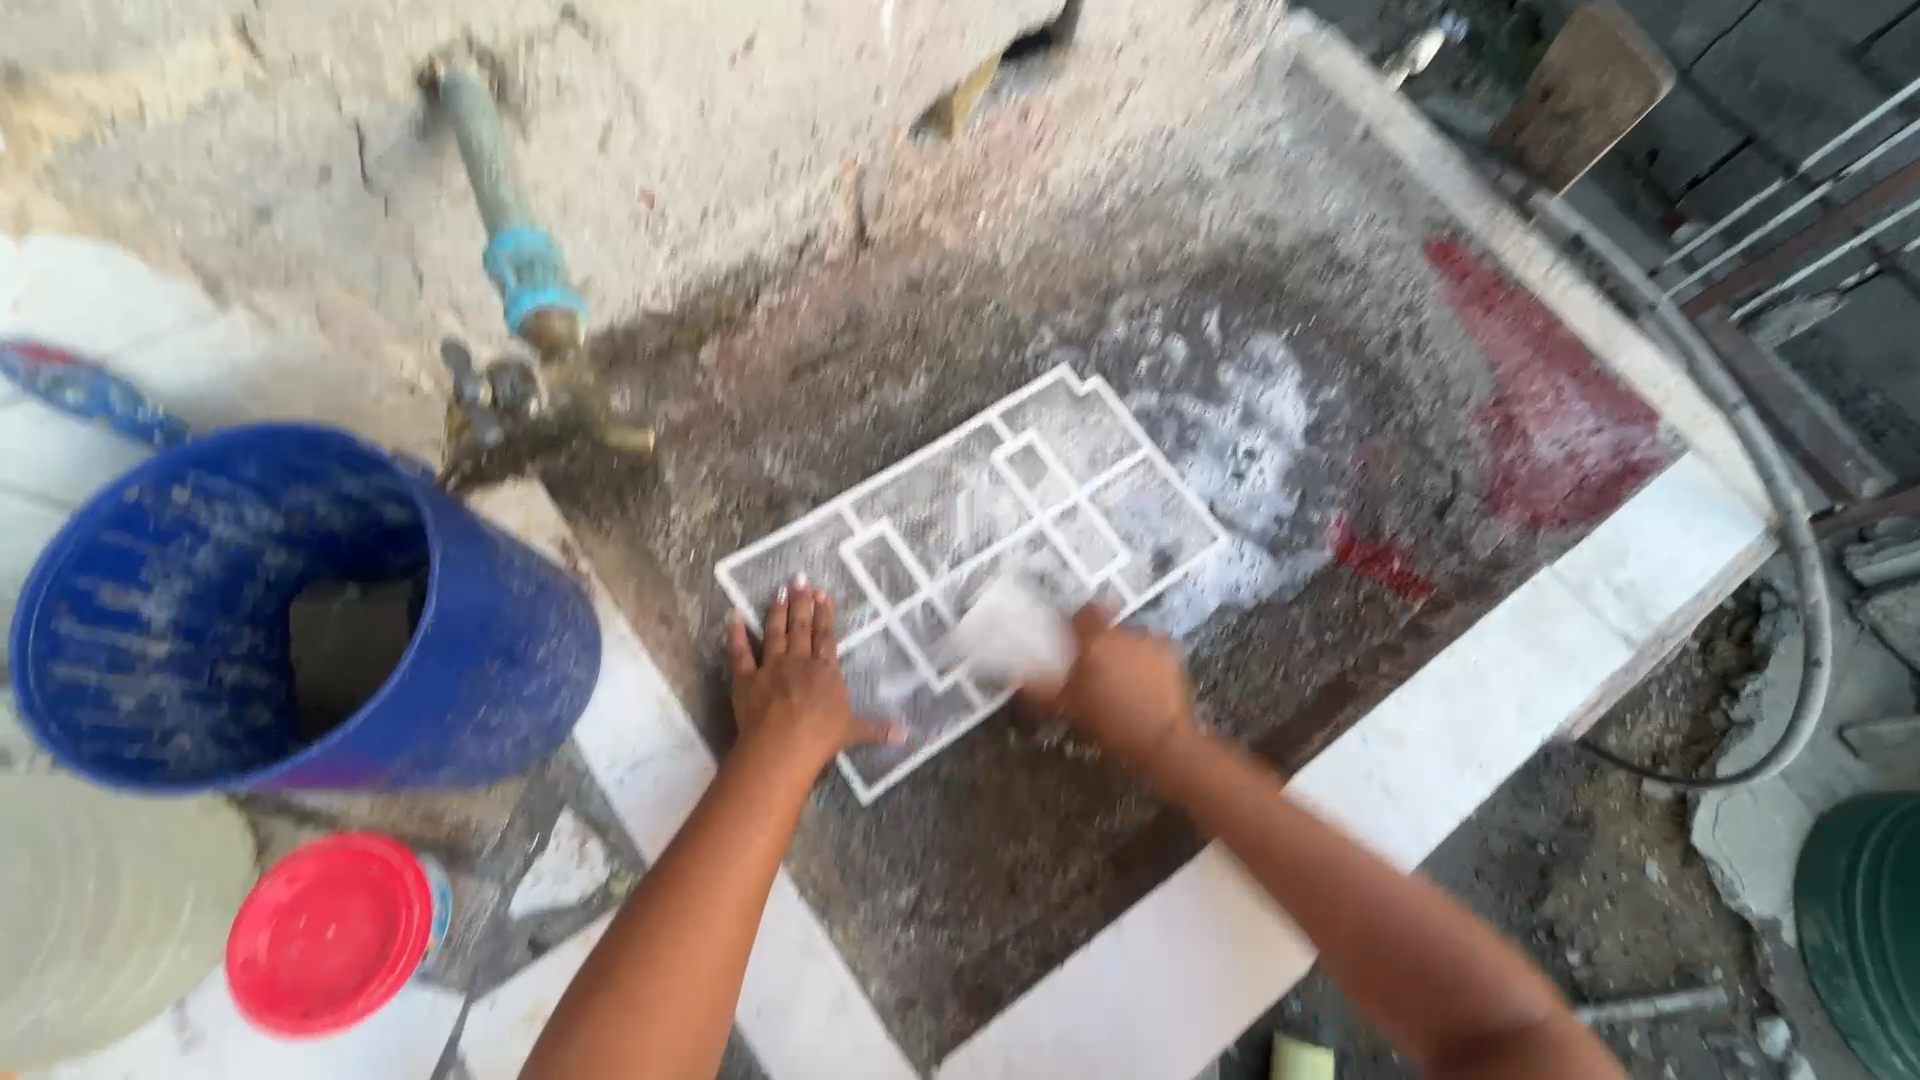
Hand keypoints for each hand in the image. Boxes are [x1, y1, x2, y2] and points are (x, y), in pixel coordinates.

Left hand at [726, 576, 902, 771]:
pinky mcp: (747, 679)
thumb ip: (877, 728)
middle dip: (801, 601)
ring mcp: (771, 667)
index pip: (826, 636)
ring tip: (778, 590)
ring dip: (777, 610)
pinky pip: (740, 653)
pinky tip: (733, 617)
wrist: (782, 748)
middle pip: (801, 627)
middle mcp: (799, 661)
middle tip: (799, 578)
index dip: (825, 613)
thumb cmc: (820, 738)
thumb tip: (906, 735)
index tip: (822, 592)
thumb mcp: (852, 732)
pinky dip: (736, 635)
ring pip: (775, 632)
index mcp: (825, 671)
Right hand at [1024, 605, 1196, 769]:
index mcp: (1097, 640)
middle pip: (1109, 629)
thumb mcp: (1068, 708)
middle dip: (1102, 644)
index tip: (1072, 640)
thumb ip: (1040, 688)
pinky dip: (1147, 663)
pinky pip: (1153, 653)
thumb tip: (1016, 677)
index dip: (1077, 622)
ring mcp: (1153, 643)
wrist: (1162, 740)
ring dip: (1125, 654)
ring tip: (1123, 682)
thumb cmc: (1110, 722)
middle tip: (1095, 671)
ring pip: (1132, 641)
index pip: (1085, 613)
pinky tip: (1145, 686)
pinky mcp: (1173, 658)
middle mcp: (1126, 633)